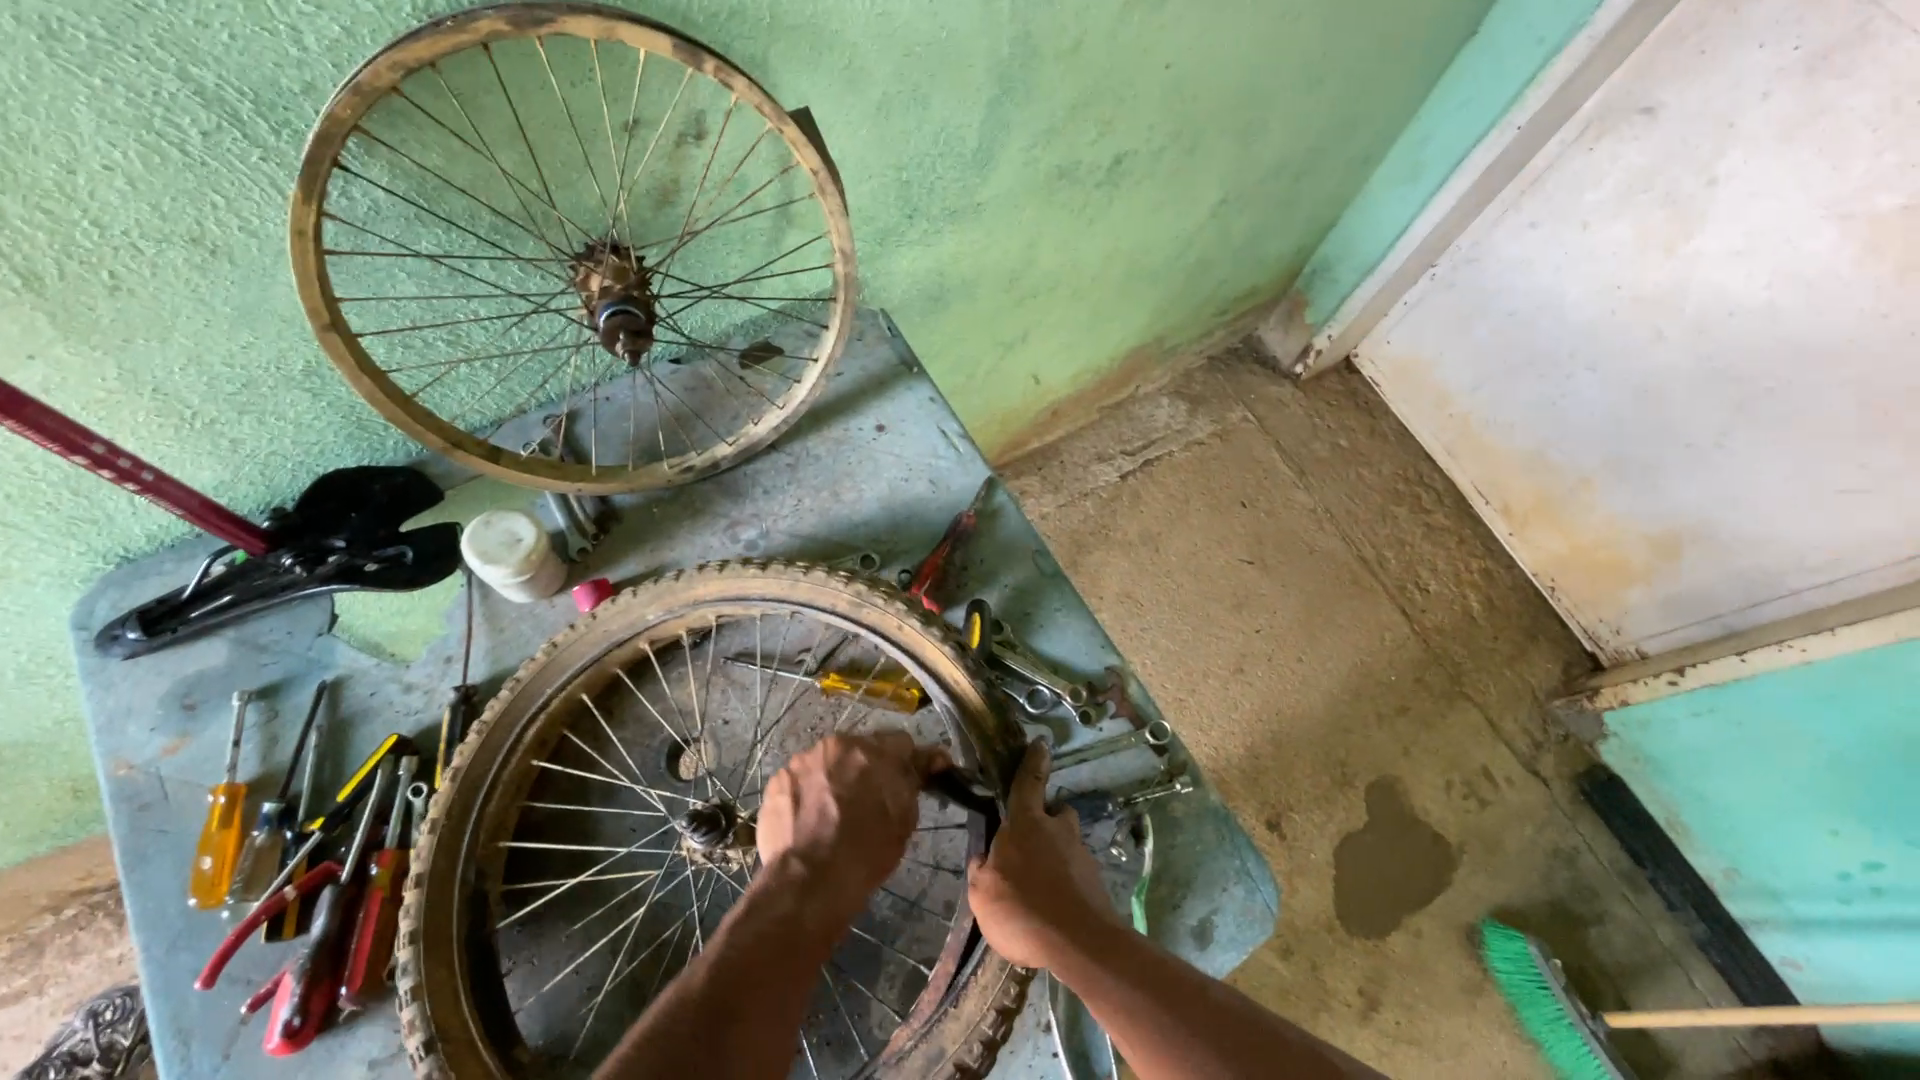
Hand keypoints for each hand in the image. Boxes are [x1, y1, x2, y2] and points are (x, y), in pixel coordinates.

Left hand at [756, 733, 949, 917]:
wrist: (809, 880)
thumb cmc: (866, 852)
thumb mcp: (904, 818)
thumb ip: (914, 779)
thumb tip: (931, 758)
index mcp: (873, 751)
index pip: (900, 743)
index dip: (906, 762)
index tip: (907, 782)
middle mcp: (837, 745)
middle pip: (860, 749)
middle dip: (868, 769)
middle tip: (870, 802)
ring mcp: (802, 760)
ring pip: (828, 763)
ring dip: (836, 779)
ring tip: (834, 814)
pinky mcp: (777, 780)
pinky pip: (802, 780)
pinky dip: (808, 794)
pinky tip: (810, 821)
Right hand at [967, 742, 1122, 968]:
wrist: (1079, 943)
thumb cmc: (1022, 909)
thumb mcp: (981, 893)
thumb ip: (981, 871)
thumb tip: (984, 859)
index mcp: (1026, 824)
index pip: (1028, 782)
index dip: (1033, 762)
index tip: (1041, 744)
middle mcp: (1058, 831)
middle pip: (1055, 813)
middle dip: (1046, 820)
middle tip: (1030, 843)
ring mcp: (1081, 856)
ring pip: (1067, 844)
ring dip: (1056, 856)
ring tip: (1039, 886)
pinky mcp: (1096, 883)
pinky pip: (1075, 875)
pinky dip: (1065, 885)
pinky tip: (1052, 911)